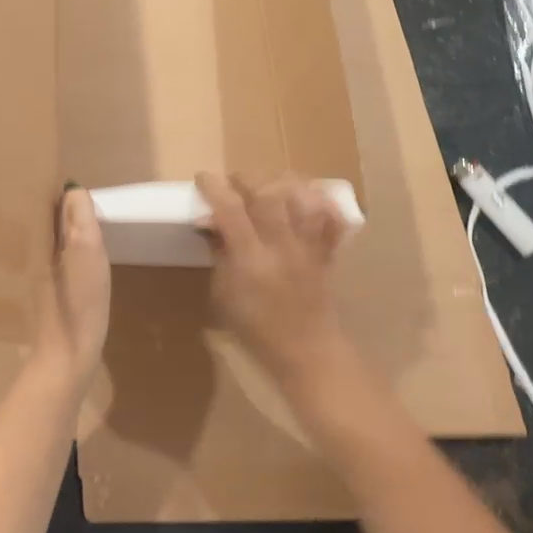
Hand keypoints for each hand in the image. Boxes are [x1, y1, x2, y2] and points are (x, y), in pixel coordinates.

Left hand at [30, 188, 111, 384]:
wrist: (67, 358)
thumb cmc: (79, 302)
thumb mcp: (86, 252)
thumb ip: (79, 218)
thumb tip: (73, 188)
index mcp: (39, 241)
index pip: (39, 203)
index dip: (48, 188)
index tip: (60, 172)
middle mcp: (33, 254)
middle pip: (41, 220)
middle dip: (52, 204)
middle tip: (72, 191)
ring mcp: (39, 275)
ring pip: (46, 240)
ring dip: (57, 226)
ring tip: (74, 215)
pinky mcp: (49, 293)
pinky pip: (53, 258)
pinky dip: (61, 249)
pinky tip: (73, 253)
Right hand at [197, 171, 350, 384]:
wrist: (308, 354)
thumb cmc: (258, 331)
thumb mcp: (223, 295)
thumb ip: (219, 254)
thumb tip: (211, 223)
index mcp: (251, 259)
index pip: (231, 209)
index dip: (213, 187)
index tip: (202, 178)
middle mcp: (282, 246)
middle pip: (267, 193)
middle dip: (245, 180)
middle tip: (232, 184)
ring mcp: (308, 247)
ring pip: (299, 197)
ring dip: (279, 184)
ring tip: (266, 187)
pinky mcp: (327, 252)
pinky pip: (330, 217)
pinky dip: (320, 201)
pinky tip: (306, 198)